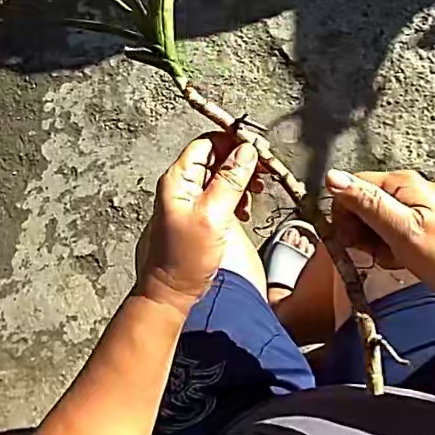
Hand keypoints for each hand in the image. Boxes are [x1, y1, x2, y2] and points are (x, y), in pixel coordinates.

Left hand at [134, 134, 261, 311]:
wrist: (171, 292)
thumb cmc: (185, 258)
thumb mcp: (213, 216)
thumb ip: (230, 181)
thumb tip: (246, 151)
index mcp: (178, 179)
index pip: (207, 144)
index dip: (233, 142)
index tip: (257, 150)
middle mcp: (182, 185)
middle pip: (215, 157)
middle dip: (241, 161)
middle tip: (264, 172)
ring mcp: (190, 200)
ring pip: (220, 176)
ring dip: (242, 179)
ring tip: (258, 191)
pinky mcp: (199, 215)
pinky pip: (221, 195)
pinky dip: (237, 196)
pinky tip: (246, 209)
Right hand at [324, 169, 434, 298]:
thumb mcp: (401, 229)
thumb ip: (365, 202)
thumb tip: (331, 177)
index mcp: (400, 183)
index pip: (348, 187)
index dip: (344, 214)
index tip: (352, 238)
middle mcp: (404, 190)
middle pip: (358, 205)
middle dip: (359, 232)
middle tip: (377, 251)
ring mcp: (410, 208)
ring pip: (370, 223)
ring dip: (373, 244)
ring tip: (393, 256)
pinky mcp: (415, 225)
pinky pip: (386, 234)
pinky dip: (387, 250)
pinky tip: (401, 260)